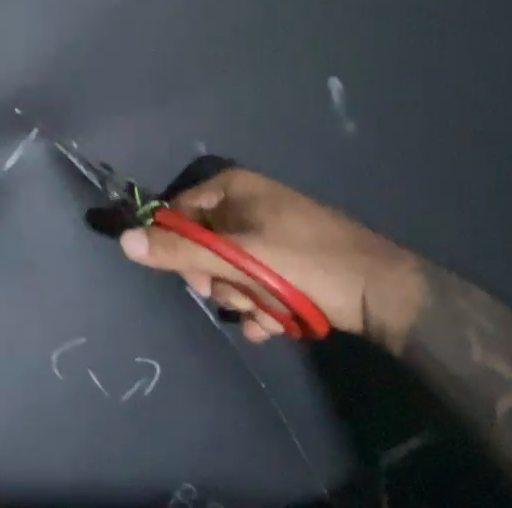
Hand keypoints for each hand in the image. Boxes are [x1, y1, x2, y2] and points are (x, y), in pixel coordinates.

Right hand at [117, 168, 425, 351]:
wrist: (389, 296)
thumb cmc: (307, 265)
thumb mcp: (237, 258)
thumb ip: (178, 251)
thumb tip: (121, 239)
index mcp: (232, 187)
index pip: (176, 214)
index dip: (181, 250)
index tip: (200, 277)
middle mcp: (247, 202)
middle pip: (202, 246)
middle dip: (218, 281)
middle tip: (241, 296)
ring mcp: (270, 231)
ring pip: (228, 270)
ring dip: (240, 299)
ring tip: (268, 313)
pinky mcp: (290, 260)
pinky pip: (255, 281)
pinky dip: (259, 306)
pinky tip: (274, 324)